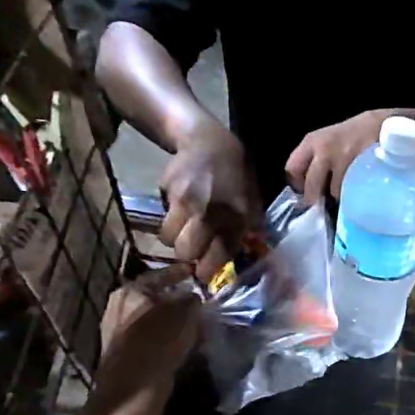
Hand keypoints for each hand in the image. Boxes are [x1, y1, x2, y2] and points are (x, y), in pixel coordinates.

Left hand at [95, 265, 201, 394]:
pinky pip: (150, 340)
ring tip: (194, 324)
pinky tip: (182, 344)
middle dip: (175, 300)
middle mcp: (117, 308)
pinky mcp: (123, 356)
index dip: (179, 272)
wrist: (135, 385)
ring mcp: (117, 333)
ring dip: (172, 322)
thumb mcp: (184, 312)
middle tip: (197, 301)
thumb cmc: (159, 339)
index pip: (158, 275)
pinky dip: (166, 339)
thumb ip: (192, 299)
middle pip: (153, 298)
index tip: (195, 271)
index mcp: (129, 292)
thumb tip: (193, 298)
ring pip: (152, 320)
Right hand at [160, 124, 258, 281]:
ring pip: (168, 238)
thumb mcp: (252, 199)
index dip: (207, 270)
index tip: (203, 273)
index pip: (216, 257)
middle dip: (186, 256)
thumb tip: (250, 251)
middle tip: (191, 250)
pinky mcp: (168, 192)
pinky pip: (162, 217)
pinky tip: (177, 211)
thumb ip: (250, 225)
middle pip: (185, 252)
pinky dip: (167, 219)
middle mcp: (210, 213)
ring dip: (174, 239)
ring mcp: (187, 202)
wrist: (208, 141)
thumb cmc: (236, 174)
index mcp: (235, 218)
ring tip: (183, 231)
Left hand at [286, 109, 392, 205]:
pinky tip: (354, 187)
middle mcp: (323, 149)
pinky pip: (349, 190)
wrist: (382, 125)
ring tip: (342, 190)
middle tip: (320, 202)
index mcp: (311, 141)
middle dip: (314, 198)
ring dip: (336, 195)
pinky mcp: (358, 167)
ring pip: (332, 190)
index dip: (297, 184)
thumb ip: (314, 160)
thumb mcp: (327, 141)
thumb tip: (306, 189)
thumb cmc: (352, 136)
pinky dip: (350, 193)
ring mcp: (342, 158)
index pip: (292, 169)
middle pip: (310, 185)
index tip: (305, 190)